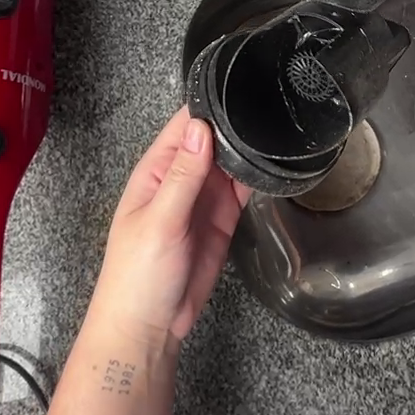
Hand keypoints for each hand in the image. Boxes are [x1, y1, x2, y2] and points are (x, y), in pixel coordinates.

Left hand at [87, 108, 251, 346]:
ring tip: (277, 127)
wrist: (151, 326)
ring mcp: (204, 197)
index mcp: (156, 171)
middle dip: (235, 124)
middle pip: (212, 139)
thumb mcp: (160, 221)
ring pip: (230, 161)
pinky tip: (272, 163)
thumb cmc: (137, 274)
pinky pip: (242, 188)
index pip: (183, 126)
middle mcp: (182, 178)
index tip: (236, 88)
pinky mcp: (223, 217)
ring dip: (248, 148)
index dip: (208, 107)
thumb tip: (200, 128)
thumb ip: (183, 175)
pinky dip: (256, 176)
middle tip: (268, 105)